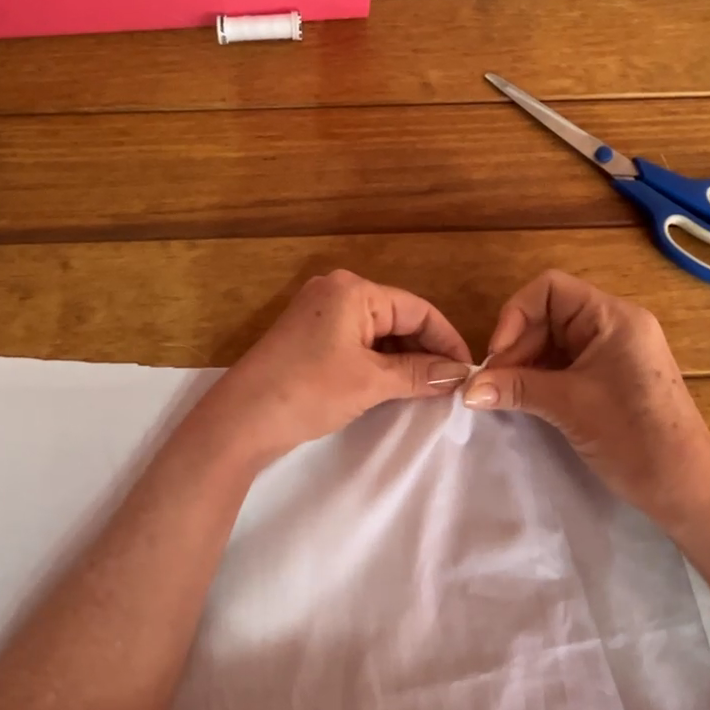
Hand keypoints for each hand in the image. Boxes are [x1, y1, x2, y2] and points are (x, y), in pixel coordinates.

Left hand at [189, 270, 472, 466]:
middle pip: (398, 317)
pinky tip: (395, 386)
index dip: (446, 340)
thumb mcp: (371, 382)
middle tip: (450, 387)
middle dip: (425, 351)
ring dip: (403, 359)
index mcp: (353, 290)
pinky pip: (358, 342)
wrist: (241, 419)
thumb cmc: (308, 391)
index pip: (417, 309)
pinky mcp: (309, 335)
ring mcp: (320, 312)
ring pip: (378, 332)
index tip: (468, 374)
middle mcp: (336, 291)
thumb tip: (459, 375)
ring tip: (427, 391)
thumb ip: (419, 374)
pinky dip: (379, 362)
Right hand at [463, 270, 709, 527]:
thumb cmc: (635, 438)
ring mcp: (614, 352)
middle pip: (547, 314)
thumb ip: (514, 389)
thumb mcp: (568, 407)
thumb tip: (466, 389)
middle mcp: (614, 325)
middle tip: (493, 383)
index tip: (499, 356)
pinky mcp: (610, 377)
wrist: (687, 491)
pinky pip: (564, 362)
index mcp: (613, 318)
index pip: (550, 288)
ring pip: (552, 340)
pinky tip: (524, 399)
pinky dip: (540, 377)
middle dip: (516, 345)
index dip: (516, 314)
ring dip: (525, 363)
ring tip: (505, 394)